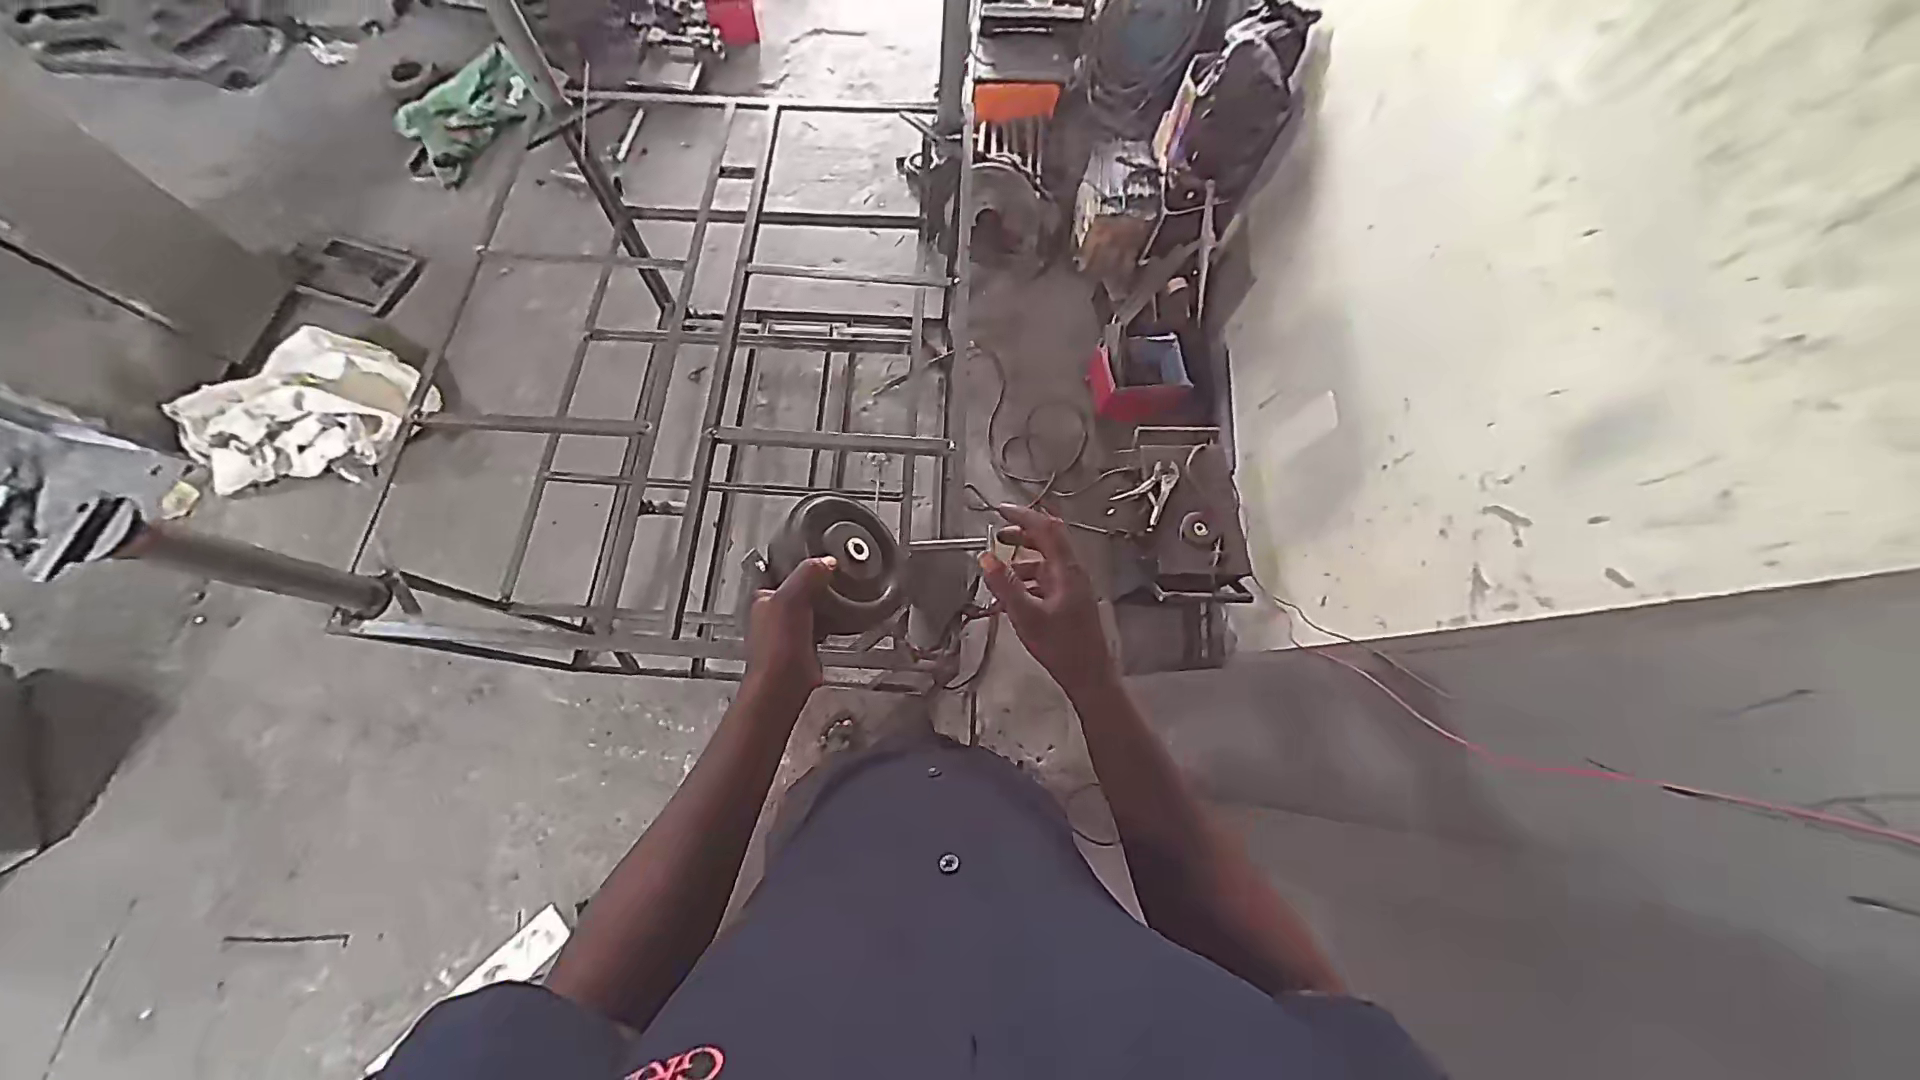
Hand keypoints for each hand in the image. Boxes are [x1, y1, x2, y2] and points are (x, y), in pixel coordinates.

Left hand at [745, 555, 836, 701]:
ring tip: (841, 596)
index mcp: (763, 599)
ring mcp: (787, 633)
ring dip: (825, 604)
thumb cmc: (777, 647)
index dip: (802, 565)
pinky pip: (820, 628)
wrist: (784, 683)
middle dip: (817, 585)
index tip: (823, 561)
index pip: (783, 572)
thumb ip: (808, 574)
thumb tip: (826, 562)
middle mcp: (771, 616)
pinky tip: (840, 622)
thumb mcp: (792, 597)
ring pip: (810, 609)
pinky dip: (831, 623)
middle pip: (798, 591)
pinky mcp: (803, 649)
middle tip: (835, 578)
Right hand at [978, 503, 1117, 696]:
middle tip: (999, 534)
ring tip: (1000, 568)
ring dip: (1022, 559)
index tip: (1002, 510)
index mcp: (1066, 571)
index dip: (1023, 515)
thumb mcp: (1026, 616)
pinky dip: (1028, 579)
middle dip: (1022, 534)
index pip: (1047, 529)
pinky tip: (1013, 594)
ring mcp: (1073, 587)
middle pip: (1048, 541)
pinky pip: (1047, 580)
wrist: (1090, 677)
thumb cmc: (1064, 649)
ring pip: (1046, 562)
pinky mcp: (1071, 602)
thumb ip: (1005, 585)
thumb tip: (987, 559)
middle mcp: (1073, 574)